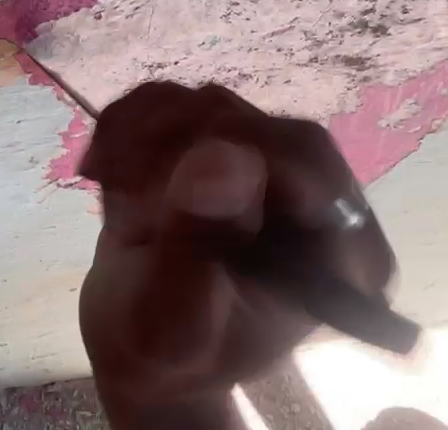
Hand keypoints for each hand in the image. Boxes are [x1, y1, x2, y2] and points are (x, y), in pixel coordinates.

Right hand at [77, 82, 397, 429]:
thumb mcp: (173, 323)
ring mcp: (265, 156)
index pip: (305, 160)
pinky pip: (173, 95)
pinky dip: (126, 126)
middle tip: (124, 206)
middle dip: (173, 154)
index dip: (229, 156)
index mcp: (341, 251)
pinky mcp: (221, 133)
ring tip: (119, 209)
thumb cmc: (165, 352)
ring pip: (207, 103)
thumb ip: (196, 246)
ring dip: (141, 144)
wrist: (133, 334)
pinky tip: (106, 173)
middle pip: (254, 123)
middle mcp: (317, 193)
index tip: (155, 193)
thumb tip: (224, 157)